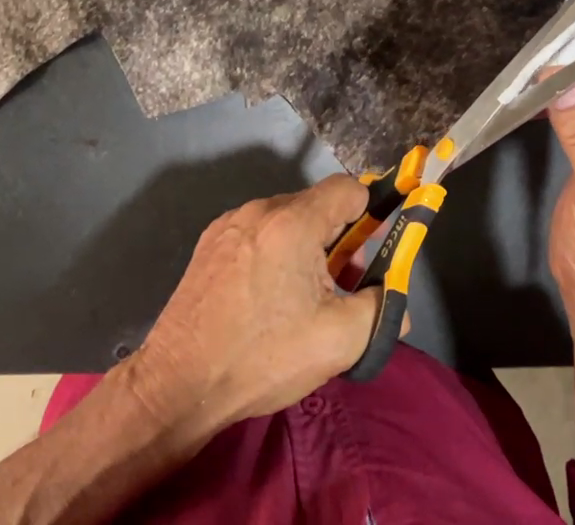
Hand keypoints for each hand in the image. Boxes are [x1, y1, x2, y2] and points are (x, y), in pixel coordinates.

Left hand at [126, 175, 379, 429]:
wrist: (179, 385)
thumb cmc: (263, 358)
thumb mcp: (340, 340)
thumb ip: (383, 309)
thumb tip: (395, 300)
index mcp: (292, 223)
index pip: (348, 188)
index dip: (369, 215)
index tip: (372, 252)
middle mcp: (258, 211)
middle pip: (316, 207)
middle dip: (338, 242)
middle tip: (339, 290)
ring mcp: (228, 225)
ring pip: (286, 222)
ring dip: (305, 250)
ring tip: (301, 303)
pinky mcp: (209, 245)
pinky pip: (258, 236)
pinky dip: (274, 256)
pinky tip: (266, 302)